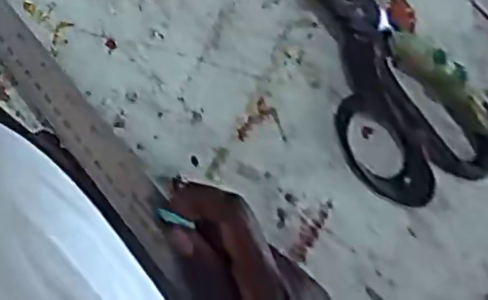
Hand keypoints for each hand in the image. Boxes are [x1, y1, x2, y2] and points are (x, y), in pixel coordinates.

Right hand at [166, 180, 326, 299]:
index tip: (170, 204)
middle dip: (208, 228)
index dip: (197, 196)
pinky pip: (276, 269)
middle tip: (182, 245)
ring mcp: (312, 287)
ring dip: (229, 252)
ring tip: (211, 274)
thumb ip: (206, 272)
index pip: (233, 210)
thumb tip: (178, 228)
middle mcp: (296, 274)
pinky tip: (241, 289)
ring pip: (257, 249)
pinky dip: (252, 271)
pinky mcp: (317, 296)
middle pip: (242, 228)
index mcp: (271, 277)